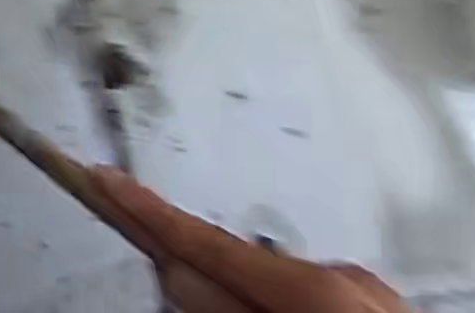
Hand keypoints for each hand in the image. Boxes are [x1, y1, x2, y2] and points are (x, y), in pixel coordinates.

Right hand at [91, 166, 408, 312]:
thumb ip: (221, 311)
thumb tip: (175, 271)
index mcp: (319, 290)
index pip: (205, 237)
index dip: (143, 207)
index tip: (98, 175)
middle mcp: (348, 281)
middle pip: (238, 265)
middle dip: (206, 285)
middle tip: (188, 303)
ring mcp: (375, 299)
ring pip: (273, 289)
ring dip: (245, 307)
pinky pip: (309, 305)